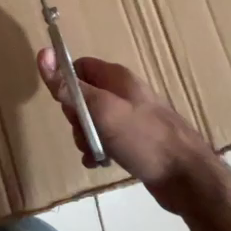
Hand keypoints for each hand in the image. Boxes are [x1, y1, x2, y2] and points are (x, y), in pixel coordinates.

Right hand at [37, 48, 211, 190]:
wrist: (188, 178)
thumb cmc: (142, 138)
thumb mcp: (100, 111)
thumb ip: (70, 88)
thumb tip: (41, 52)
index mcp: (117, 77)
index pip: (79, 68)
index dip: (66, 84)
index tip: (65, 107)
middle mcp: (125, 92)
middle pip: (85, 95)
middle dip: (77, 117)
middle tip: (84, 134)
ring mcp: (134, 116)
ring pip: (96, 120)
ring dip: (87, 136)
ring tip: (93, 153)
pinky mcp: (139, 139)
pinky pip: (109, 138)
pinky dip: (100, 149)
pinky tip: (100, 163)